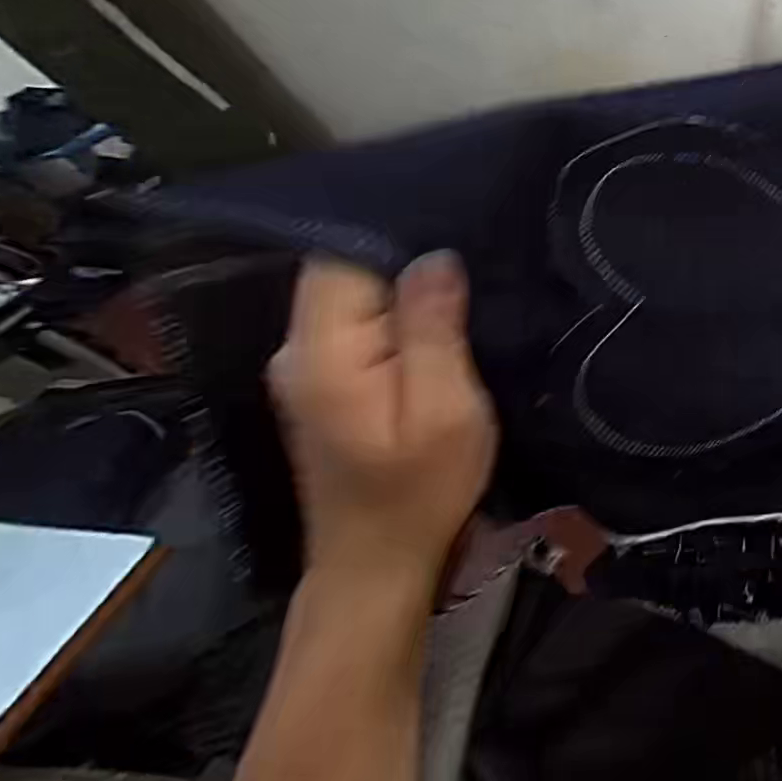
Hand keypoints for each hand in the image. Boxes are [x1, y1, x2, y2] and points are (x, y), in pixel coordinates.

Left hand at [266, 252, 495, 589]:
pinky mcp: (331, 377)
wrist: (380, 559)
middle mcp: (300, 347)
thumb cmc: (420, 487)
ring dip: (411, 282)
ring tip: (472, 275)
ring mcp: (311, 364)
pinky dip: (404, 308)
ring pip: (359, 293)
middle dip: (411, 254)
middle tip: (481, 248)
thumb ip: (433, 329)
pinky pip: (365, 320)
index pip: (344, 257)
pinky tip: (446, 312)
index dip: (399, 233)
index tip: (460, 221)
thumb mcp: (444, 408)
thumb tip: (435, 255)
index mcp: (323, 351)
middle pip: (347, 270)